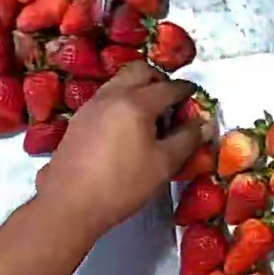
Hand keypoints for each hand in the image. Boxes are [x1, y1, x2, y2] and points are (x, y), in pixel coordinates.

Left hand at [32, 62, 206, 238]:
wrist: (69, 203)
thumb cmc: (122, 184)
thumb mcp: (163, 165)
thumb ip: (186, 140)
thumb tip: (204, 124)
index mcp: (136, 103)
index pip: (167, 87)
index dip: (184, 89)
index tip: (194, 93)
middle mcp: (112, 95)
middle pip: (139, 71)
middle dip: (158, 78)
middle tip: (170, 98)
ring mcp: (91, 106)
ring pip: (118, 81)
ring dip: (137, 87)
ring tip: (148, 112)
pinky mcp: (78, 120)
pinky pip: (105, 97)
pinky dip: (120, 100)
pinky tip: (124, 126)